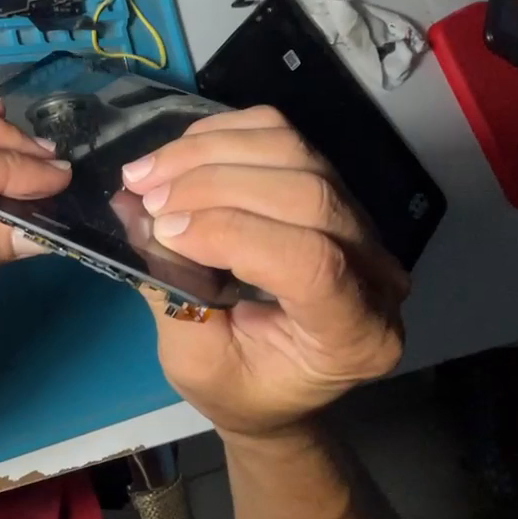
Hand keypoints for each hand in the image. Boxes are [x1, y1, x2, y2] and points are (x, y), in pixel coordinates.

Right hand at [118, 107, 408, 439]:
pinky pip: (281, 136)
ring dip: (207, 152)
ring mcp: (357, 222)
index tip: (163, 233)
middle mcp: (374, 271)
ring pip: (293, 152)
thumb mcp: (195, 363)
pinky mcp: (326, 188)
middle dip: (212, 185)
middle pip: (307, 193)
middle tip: (146, 199)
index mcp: (353, 335)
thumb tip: (143, 220)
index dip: (232, 233)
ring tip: (145, 174)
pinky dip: (219, 134)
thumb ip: (175, 295)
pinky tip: (175, 156)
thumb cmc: (239, 385)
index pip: (313, 263)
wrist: (274, 382)